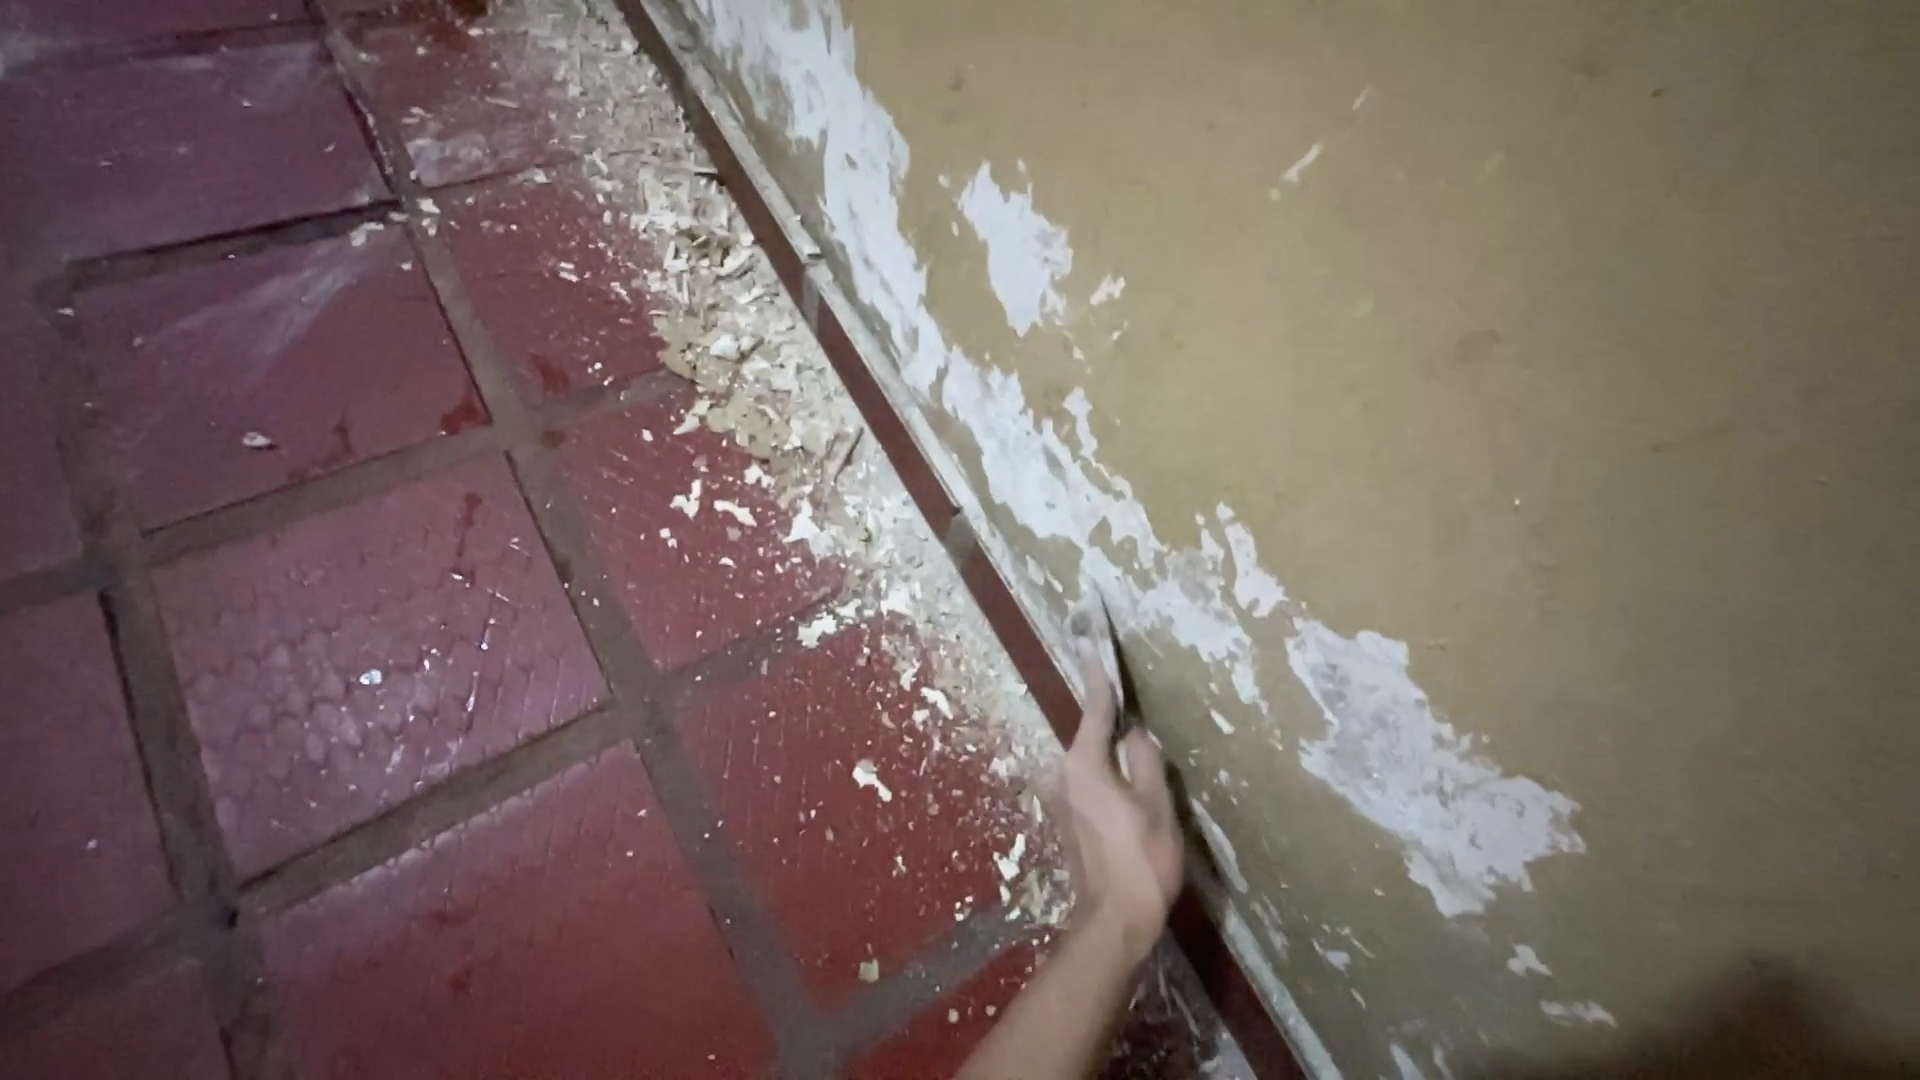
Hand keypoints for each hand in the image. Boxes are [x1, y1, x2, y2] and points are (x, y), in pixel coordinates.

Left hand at [1058, 638, 1182, 962]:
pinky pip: (1091, 784)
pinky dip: (1109, 780)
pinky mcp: (1068, 819)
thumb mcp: (1157, 804)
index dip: (1098, 678)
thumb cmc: (1142, 860)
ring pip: (1093, 763)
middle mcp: (1063, 774)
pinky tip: (1131, 795)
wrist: (1113, 921)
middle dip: (1113, 724)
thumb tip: (1135, 733)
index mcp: (1084, 764)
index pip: (1095, 710)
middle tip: (1133, 706)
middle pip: (1092, 737)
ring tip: (1142, 761)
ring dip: (1114, 758)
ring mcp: (1061, 799)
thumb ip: (1145, 760)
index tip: (1090, 645)